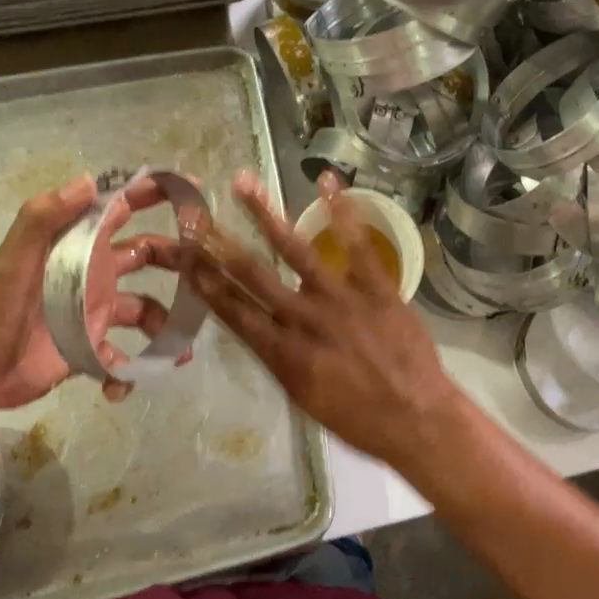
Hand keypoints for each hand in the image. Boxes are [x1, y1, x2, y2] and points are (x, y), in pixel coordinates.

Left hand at [0, 174, 185, 417]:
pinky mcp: (88, 351)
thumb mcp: (13, 258)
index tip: (196, 192)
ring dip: (165, 324)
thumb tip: (90, 180)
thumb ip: (45, 217)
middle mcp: (94, 273)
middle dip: (179, 258)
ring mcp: (93, 313)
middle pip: (149, 255)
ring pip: (146, 309)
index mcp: (80, 245)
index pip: (123, 208)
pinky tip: (118, 388)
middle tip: (206, 270)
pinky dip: (128, 373)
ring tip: (180, 347)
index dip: (156, 193)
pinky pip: (121, 359)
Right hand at [189, 170, 468, 472]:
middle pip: (251, 273)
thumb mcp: (304, 396)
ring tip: (243, 182)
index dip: (203, 279)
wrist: (416, 418)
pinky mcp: (375, 286)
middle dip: (218, 241)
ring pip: (294, 249)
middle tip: (194, 212)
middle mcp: (302, 319)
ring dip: (265, 213)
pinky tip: (327, 180)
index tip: (182, 253)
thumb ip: (280, 356)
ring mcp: (339, 298)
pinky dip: (341, 209)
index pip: (232, 309)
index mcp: (281, 353)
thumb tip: (259, 326)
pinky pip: (356, 242)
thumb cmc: (358, 418)